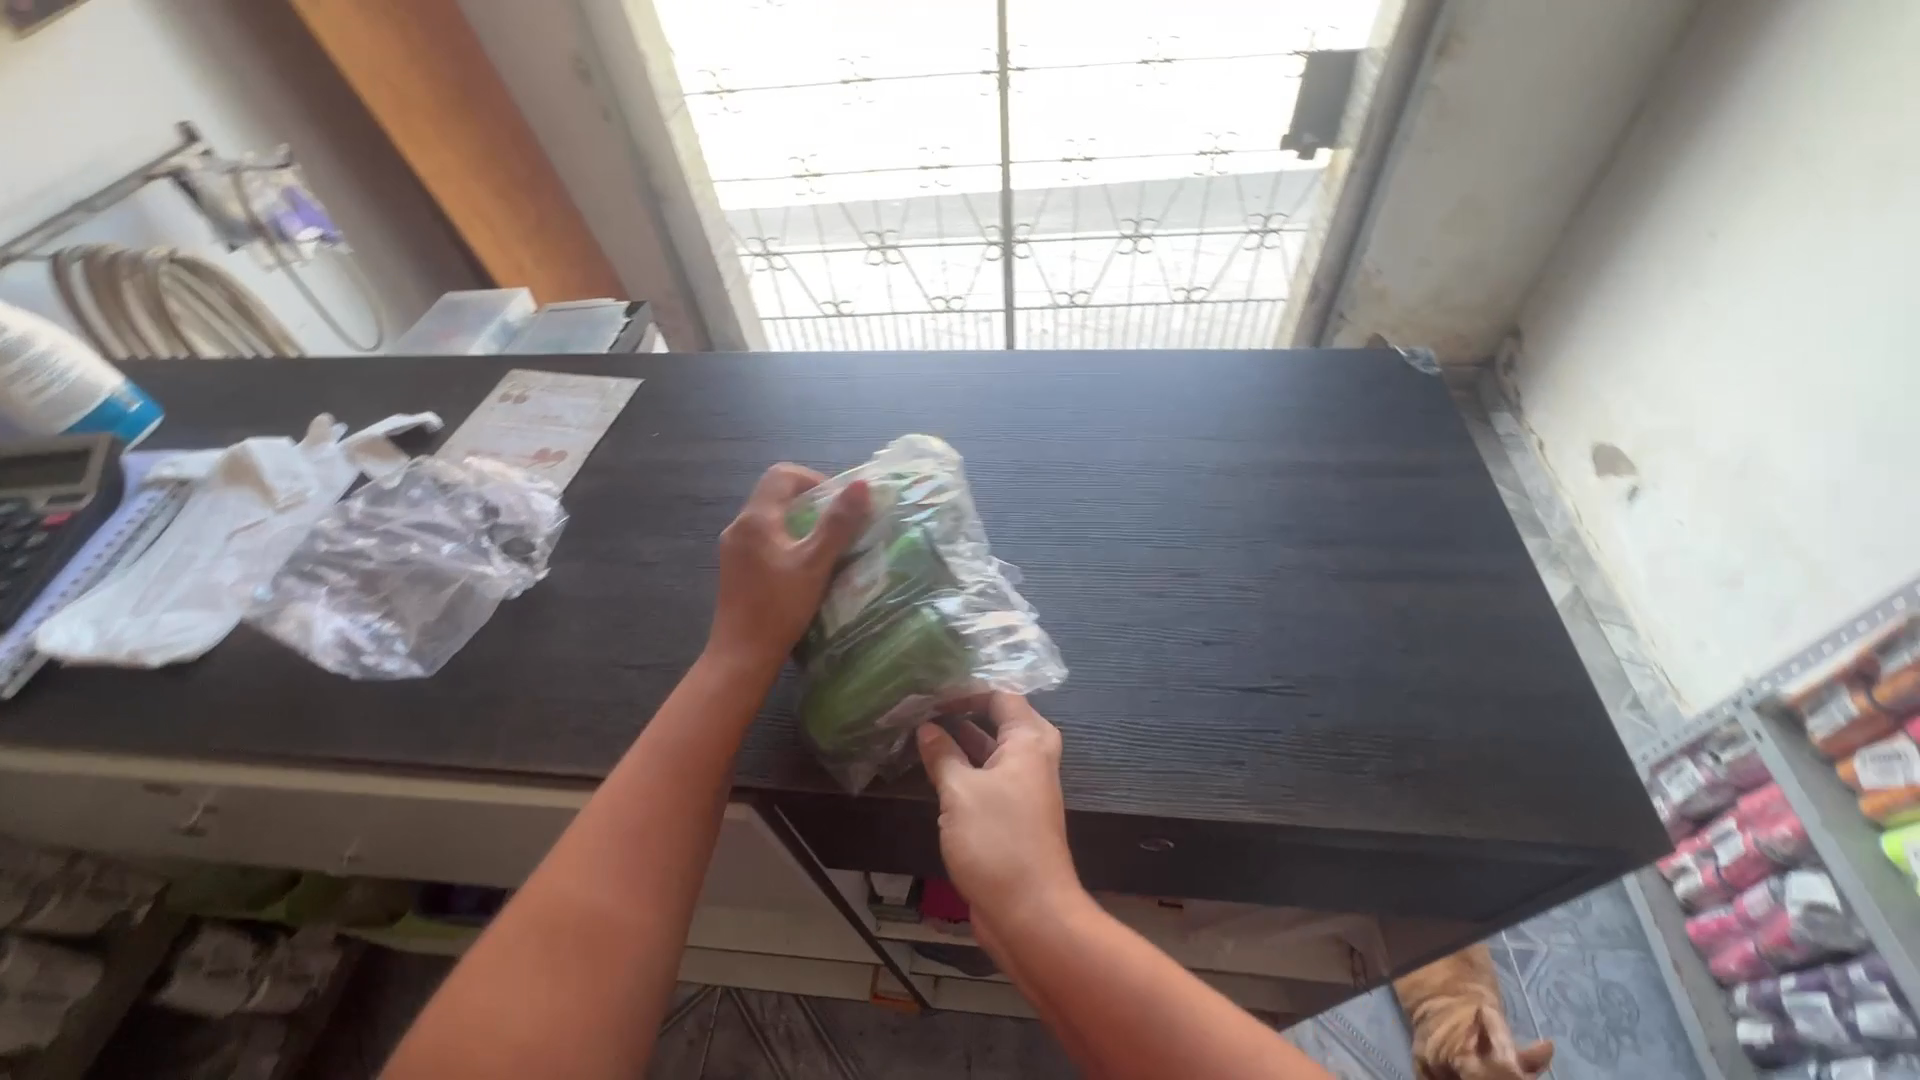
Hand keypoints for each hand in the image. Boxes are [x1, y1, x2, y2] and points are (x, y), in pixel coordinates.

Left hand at [708, 464, 869, 670]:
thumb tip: (861, 485)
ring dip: (801, 524)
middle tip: (840, 525)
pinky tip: (804, 568)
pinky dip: (787, 542)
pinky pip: (764, 540)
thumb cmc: (780, 607)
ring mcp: (734, 549)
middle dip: (812, 502)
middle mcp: (739, 526)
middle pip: (776, 495)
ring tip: (827, 547)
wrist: (742, 655)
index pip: (783, 474)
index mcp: (755, 518)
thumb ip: (838, 523)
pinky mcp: (736, 569)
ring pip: (771, 519)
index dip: (814, 479)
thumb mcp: (815, 563)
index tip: (839, 503)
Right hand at [917, 694, 1083, 931]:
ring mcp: (1023, 789)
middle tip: (921, 705)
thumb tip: (927, 728)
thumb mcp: (960, 792)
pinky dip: (964, 769)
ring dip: (959, 742)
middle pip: (998, 721)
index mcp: (1029, 741)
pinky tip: (932, 769)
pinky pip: (987, 779)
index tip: (929, 689)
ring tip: (918, 729)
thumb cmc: (998, 841)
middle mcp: (1032, 759)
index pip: (1001, 695)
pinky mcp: (1012, 816)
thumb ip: (942, 755)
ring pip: (990, 752)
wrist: (1031, 914)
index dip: (966, 688)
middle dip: (961, 711)